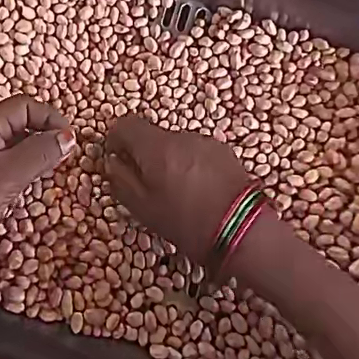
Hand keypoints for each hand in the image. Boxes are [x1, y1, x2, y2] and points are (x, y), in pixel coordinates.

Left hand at [0, 96, 76, 247]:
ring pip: (9, 140)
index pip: (26, 105)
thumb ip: (40, 153)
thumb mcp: (8, 176)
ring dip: (30, 152)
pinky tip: (21, 184)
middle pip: (18, 120)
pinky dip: (15, 165)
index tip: (69, 142)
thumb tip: (68, 137)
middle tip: (60, 160)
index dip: (51, 119)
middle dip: (42, 136)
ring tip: (44, 174)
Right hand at [103, 115, 256, 263]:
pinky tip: (197, 193)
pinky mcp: (226, 154)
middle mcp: (181, 137)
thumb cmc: (186, 222)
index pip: (125, 124)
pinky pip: (196, 154)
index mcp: (156, 147)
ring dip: (169, 162)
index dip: (115, 139)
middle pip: (152, 136)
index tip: (116, 159)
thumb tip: (113, 162)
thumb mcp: (142, 207)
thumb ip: (120, 179)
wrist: (245, 233)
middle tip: (146, 186)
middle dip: (144, 155)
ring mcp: (207, 143)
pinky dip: (190, 167)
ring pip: (175, 146)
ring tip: (175, 194)